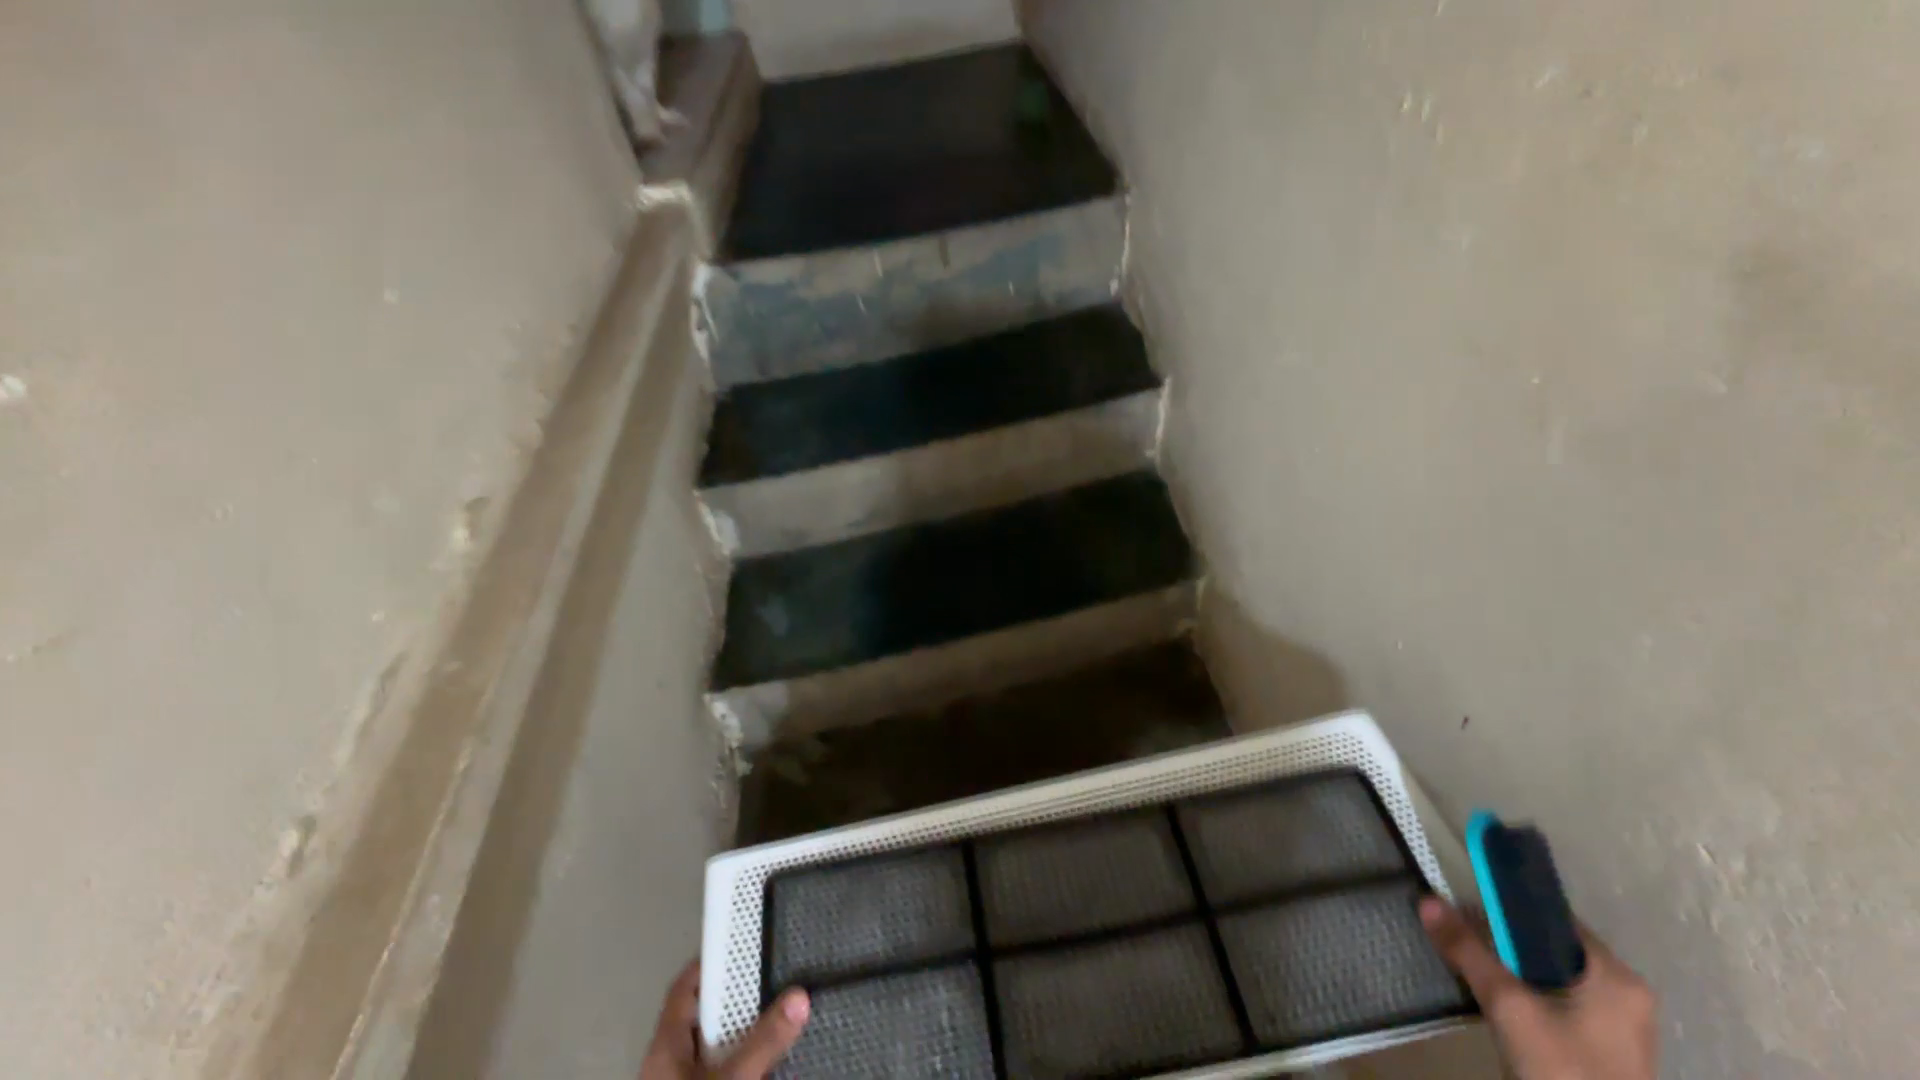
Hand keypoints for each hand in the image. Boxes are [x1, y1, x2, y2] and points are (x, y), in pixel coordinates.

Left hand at [639, 961, 809, 1078]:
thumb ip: (764, 1042)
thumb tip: (799, 996)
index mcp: (666, 1045)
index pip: (685, 987)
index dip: (713, 961)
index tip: (746, 943)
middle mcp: (669, 1064)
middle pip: (705, 1018)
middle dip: (740, 1001)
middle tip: (778, 980)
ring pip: (717, 1051)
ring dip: (749, 1037)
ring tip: (785, 1020)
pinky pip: (725, 1073)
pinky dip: (748, 1065)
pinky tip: (775, 1064)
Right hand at [1420, 898, 1657, 1079]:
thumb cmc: (1561, 1073)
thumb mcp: (1508, 1007)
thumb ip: (1469, 952)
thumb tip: (1428, 901)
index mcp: (1616, 976)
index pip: (1553, 919)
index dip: (1507, 909)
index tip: (1466, 908)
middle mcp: (1627, 994)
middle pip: (1552, 949)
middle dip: (1507, 946)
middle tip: (1466, 947)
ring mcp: (1621, 1028)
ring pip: (1555, 980)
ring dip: (1517, 976)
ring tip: (1480, 980)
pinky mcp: (1609, 1052)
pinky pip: (1564, 1006)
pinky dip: (1533, 1000)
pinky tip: (1506, 1014)